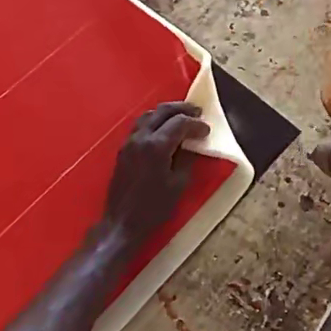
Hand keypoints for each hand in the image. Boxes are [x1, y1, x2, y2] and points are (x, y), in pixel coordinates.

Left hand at [99, 101, 208, 248]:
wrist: (122, 221)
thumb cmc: (154, 207)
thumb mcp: (178, 184)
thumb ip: (186, 159)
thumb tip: (192, 144)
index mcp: (156, 145)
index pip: (180, 123)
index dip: (196, 124)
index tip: (207, 130)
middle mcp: (141, 137)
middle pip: (162, 112)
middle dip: (181, 109)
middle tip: (197, 111)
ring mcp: (129, 141)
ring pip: (148, 115)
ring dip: (166, 112)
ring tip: (182, 116)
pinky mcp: (123, 148)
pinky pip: (140, 125)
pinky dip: (154, 120)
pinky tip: (163, 127)